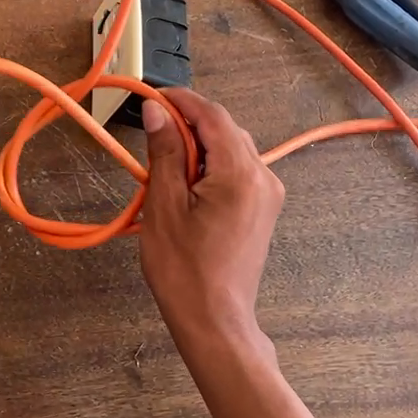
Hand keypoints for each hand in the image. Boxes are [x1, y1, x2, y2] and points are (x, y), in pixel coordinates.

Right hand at [137, 88, 284, 340]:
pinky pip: (237, 169)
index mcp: (241, 173)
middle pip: (225, 129)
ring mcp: (268, 194)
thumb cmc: (183, 268)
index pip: (213, 115)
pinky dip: (211, 163)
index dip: (181, 100)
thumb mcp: (164, 204)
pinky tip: (185, 180)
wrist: (214, 320)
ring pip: (232, 147)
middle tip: (150, 130)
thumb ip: (165, 151)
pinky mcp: (263, 208)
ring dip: (199, 143)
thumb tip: (157, 112)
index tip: (150, 97)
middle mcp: (264, 177)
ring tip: (163, 158)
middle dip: (188, 122)